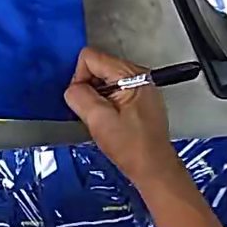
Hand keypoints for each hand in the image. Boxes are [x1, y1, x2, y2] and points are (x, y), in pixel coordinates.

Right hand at [62, 47, 185, 187]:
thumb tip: (72, 88)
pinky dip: (105, 103)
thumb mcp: (99, 121)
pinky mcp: (139, 98)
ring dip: (96, 97)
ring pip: (104, 79)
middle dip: (88, 87)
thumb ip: (81, 97)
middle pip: (98, 65)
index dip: (79, 77)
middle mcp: (138, 74)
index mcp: (131, 74)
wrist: (154, 169)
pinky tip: (110, 121)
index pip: (91, 57)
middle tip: (93, 114)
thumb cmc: (130, 146)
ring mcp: (140, 86)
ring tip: (103, 119)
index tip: (84, 102)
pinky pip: (113, 90)